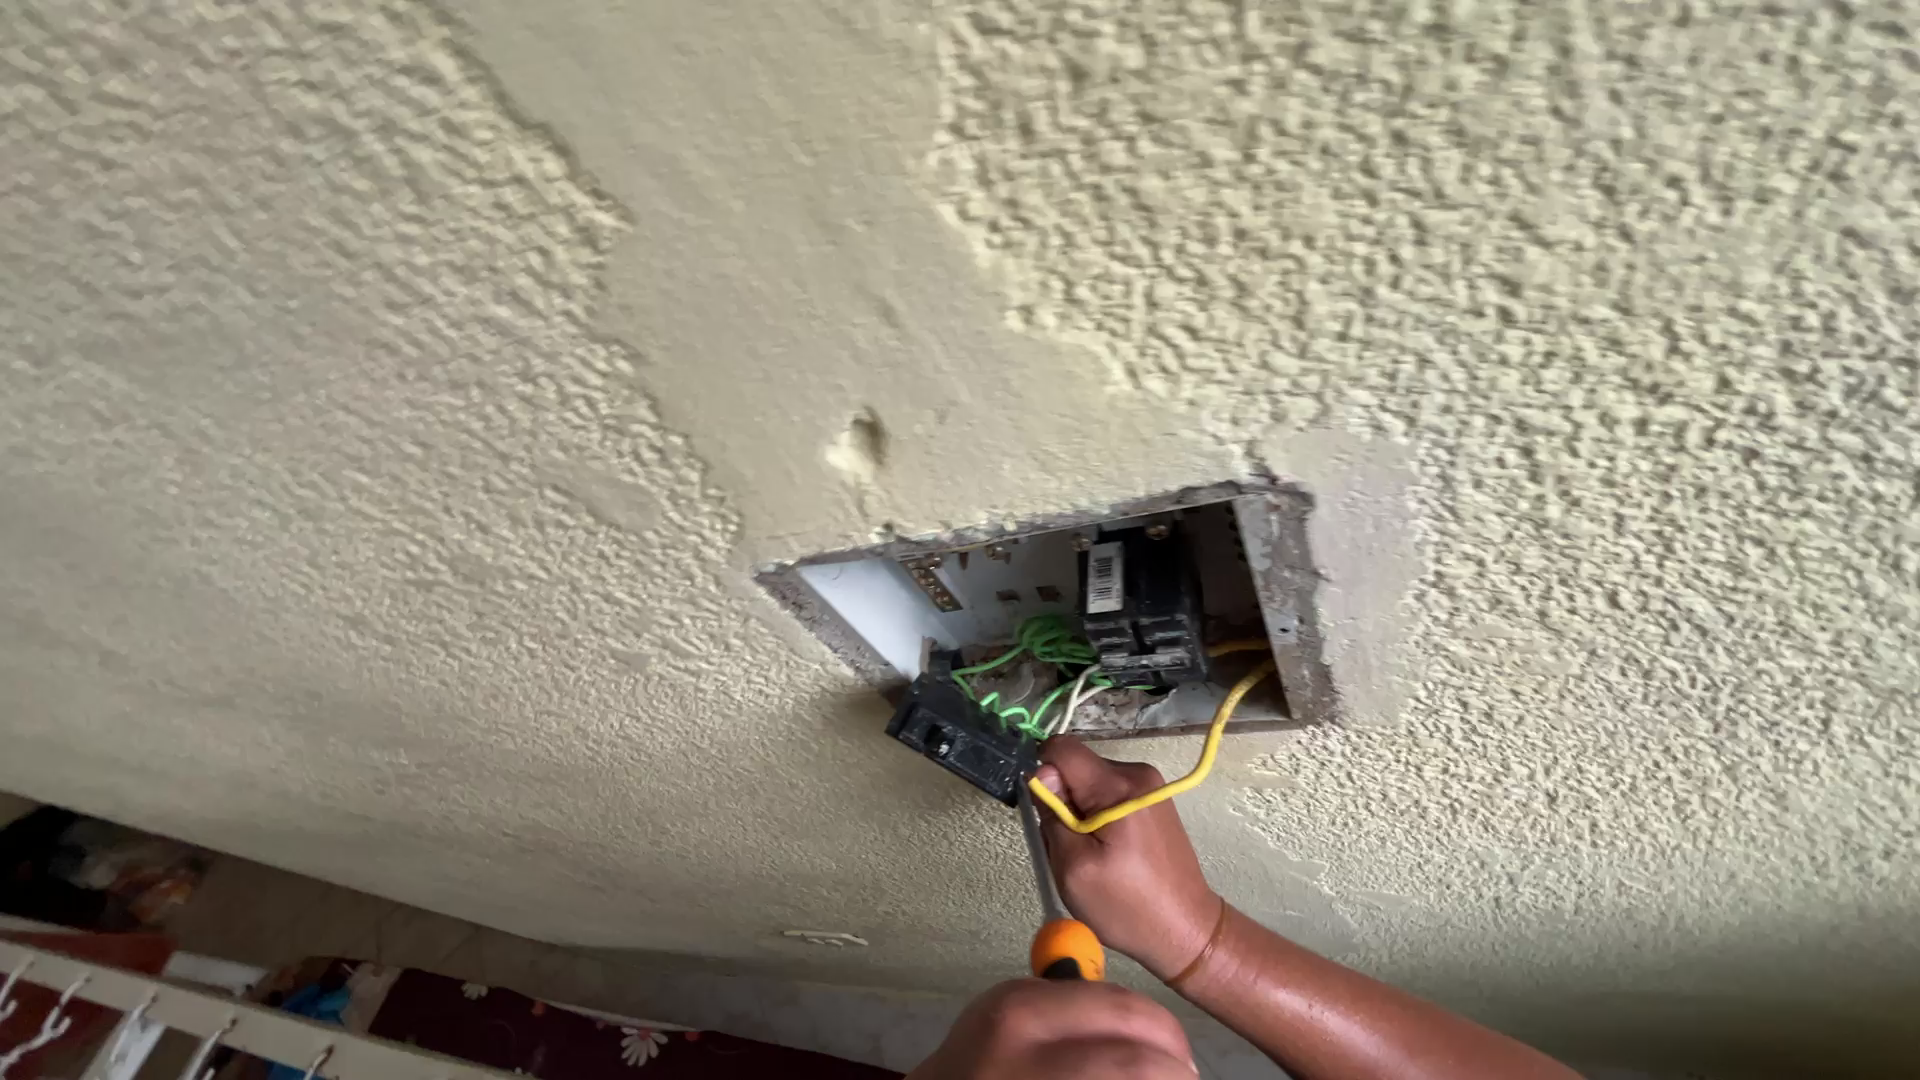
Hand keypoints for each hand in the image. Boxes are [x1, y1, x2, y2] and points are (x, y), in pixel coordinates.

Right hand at [906, 978, 1195, 1079]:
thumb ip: (1066, 1000)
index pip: (1123, 1010)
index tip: (1176, 1045)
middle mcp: (1033, 1061)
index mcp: (1021, 1011)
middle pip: (1141, 1063)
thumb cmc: (978, 1061)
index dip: (1164, 1030)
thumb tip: (1141, 1015)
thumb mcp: (1010, 1012)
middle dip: (1175, 1069)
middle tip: (1185, 1074)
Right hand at [1034, 736, 1222, 980]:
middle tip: (1071, 845)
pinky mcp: (1152, 799)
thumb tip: (1041, 773)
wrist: (1187, 930)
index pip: (1061, 747)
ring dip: (1079, 809)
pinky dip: (1097, 814)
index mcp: (1117, 786)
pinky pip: (1107, 792)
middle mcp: (1136, 773)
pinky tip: (1108, 849)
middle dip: (1062, 799)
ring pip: (1089, 780)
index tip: (1049, 813)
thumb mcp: (1073, 868)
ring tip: (1092, 852)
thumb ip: (1052, 814)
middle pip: (1076, 766)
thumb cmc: (1127, 906)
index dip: (1043, 774)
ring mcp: (1148, 784)